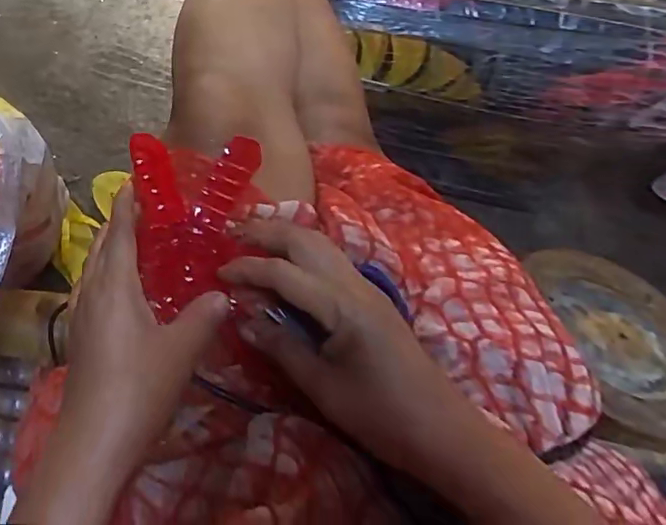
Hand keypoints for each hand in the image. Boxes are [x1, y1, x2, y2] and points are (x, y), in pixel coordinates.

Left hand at [64, 181, 230, 459]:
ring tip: (136, 246)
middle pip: (102, 244)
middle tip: (145, 212)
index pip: (118, 231)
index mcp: (114, 283)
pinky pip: (91, 288)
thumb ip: (203, 318)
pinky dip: (106, 274)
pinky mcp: (78, 335)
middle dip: (119, 223)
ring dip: (111, 249)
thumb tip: (223, 294)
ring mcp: (80, 313)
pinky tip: (123, 293)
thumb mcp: (180, 352)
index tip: (133, 181)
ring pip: (94, 266)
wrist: (92, 440)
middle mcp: (91, 289)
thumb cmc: (138, 387)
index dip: (126, 204)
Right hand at [219, 217, 450, 468]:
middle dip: (263, 231)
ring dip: (283, 233)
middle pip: (303, 240)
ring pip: (319, 241)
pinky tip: (286, 260)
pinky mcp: (371, 296)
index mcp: (342, 306)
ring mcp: (366, 287)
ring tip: (251, 237)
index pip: (282, 272)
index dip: (246, 269)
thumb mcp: (324, 388)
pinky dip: (300, 248)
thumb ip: (281, 348)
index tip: (217, 273)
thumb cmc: (383, 416)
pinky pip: (329, 256)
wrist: (447, 434)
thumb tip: (242, 318)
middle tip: (230, 235)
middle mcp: (354, 285)